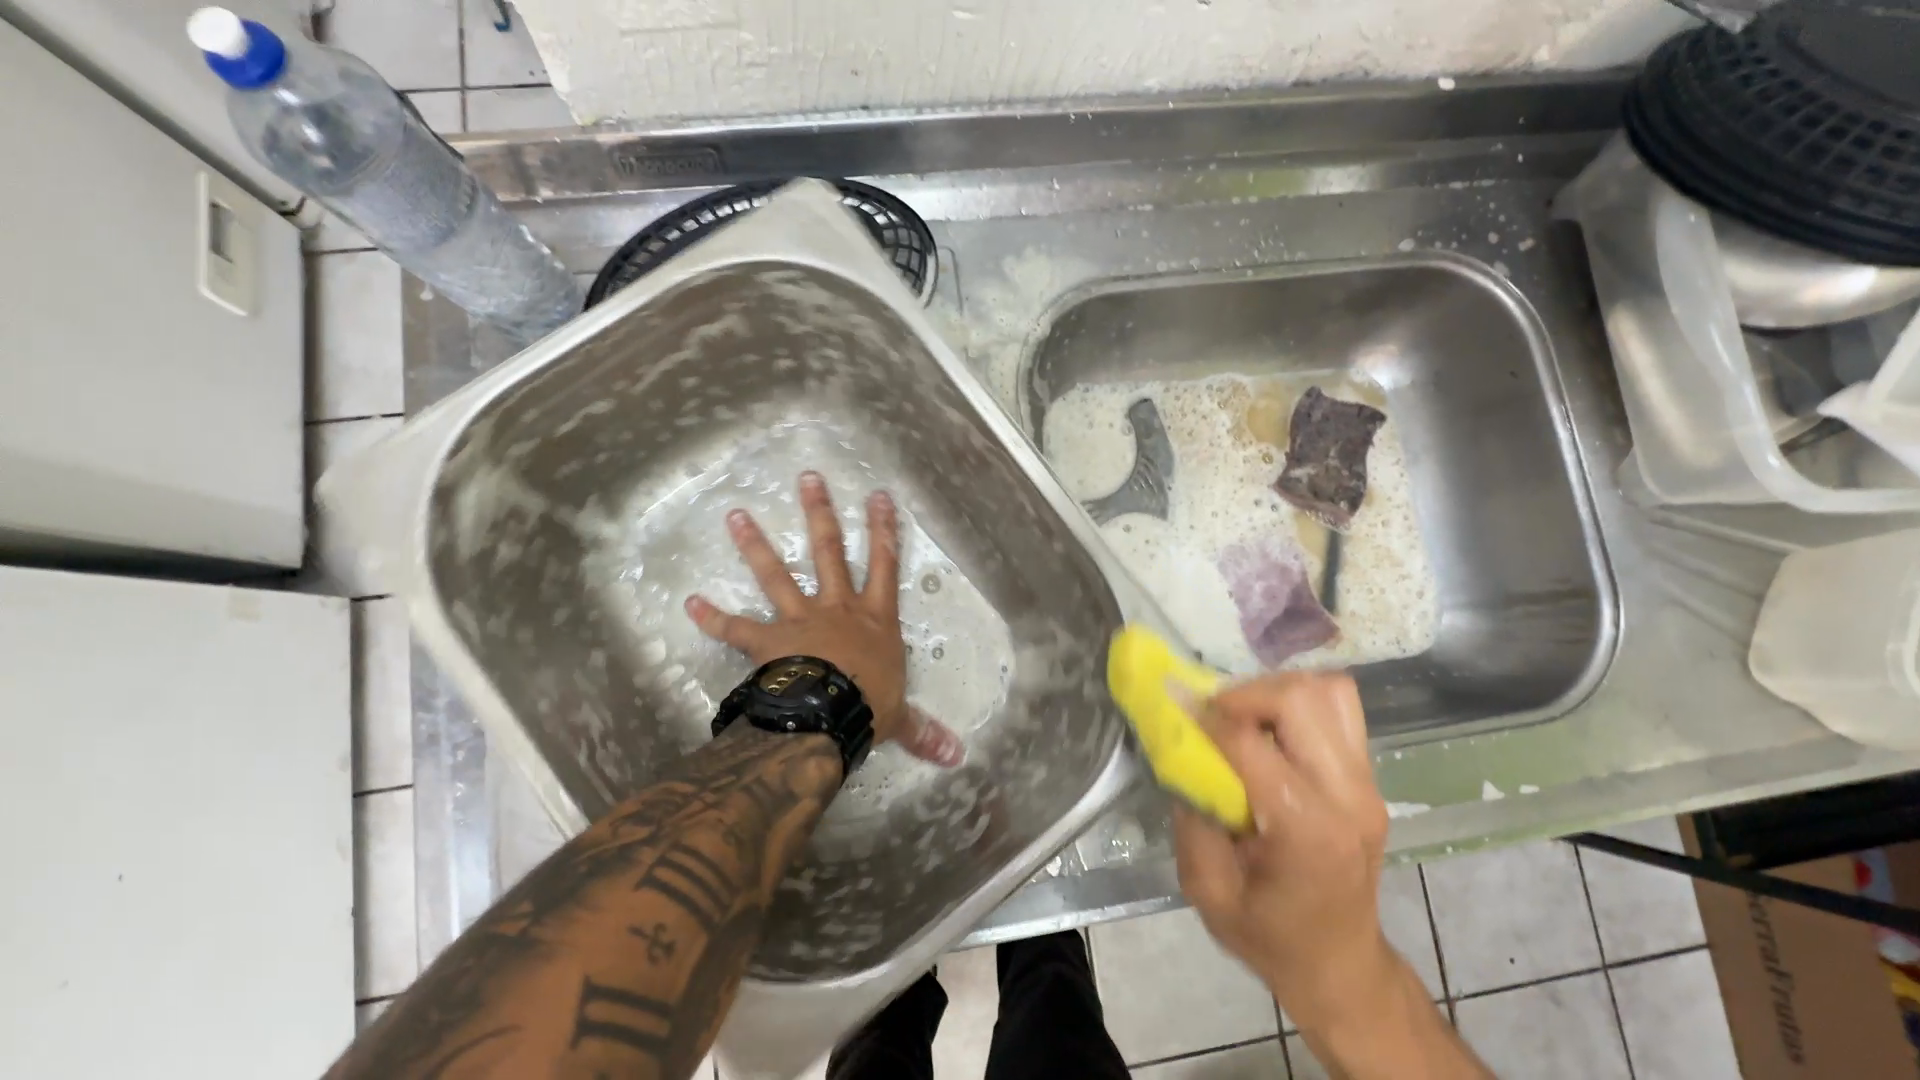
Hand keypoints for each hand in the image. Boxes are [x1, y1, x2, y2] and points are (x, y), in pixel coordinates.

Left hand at [684, 471, 964, 766]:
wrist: (827, 717)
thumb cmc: (868, 708)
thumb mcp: (900, 718)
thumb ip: (924, 731)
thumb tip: (957, 757)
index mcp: (873, 620)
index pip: (885, 566)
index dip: (883, 531)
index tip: (878, 496)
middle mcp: (836, 609)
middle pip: (829, 552)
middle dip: (819, 514)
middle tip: (807, 478)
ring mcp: (799, 620)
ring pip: (777, 575)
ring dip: (755, 545)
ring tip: (734, 514)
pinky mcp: (766, 641)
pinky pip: (736, 628)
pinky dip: (713, 617)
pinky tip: (691, 603)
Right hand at [1172, 672, 1393, 1028]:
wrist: (1339, 964)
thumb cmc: (1268, 936)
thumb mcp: (1207, 889)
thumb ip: (1191, 816)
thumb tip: (1180, 749)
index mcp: (1307, 830)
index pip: (1253, 742)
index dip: (1207, 717)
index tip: (1174, 706)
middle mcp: (1347, 796)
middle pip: (1301, 699)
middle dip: (1245, 695)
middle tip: (1213, 717)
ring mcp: (1368, 784)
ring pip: (1329, 691)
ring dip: (1275, 693)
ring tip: (1244, 719)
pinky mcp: (1370, 778)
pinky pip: (1339, 710)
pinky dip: (1299, 704)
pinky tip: (1270, 731)